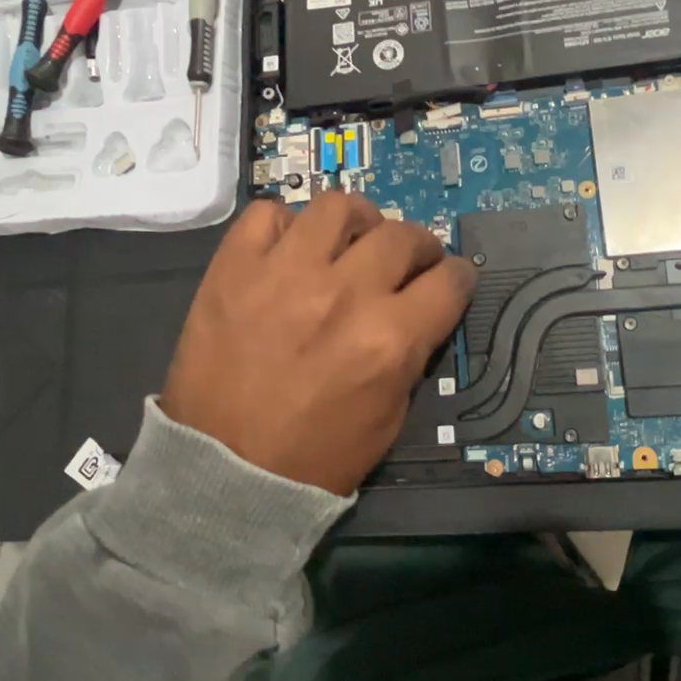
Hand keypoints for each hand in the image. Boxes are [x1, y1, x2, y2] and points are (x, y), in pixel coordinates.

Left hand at [162, 193, 476, 495]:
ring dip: (358, 220)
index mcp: (388, 339)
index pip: (449, 281)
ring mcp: (284, 273)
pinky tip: (290, 248)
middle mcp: (344, 294)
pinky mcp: (234, 267)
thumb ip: (409, 356)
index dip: (458, 277)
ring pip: (338, 206)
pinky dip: (285, 225)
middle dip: (419, 246)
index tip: (451, 279)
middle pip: (402, 236)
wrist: (222, 474)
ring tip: (352, 238)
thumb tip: (416, 313)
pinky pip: (266, 214)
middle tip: (407, 261)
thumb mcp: (389, 419)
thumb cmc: (314, 459)